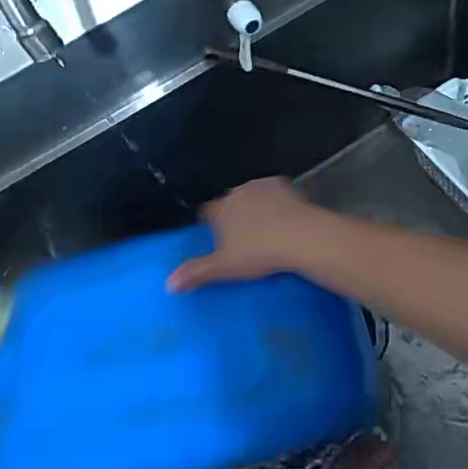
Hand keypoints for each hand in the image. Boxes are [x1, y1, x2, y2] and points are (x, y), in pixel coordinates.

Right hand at [169, 178, 332, 292]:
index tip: (216, 235)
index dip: (210, 222)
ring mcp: (260, 186)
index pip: (206, 212)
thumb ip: (196, 272)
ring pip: (251, 194)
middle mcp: (236, 193)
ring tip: (266, 226)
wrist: (299, 236)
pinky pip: (274, 191)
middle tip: (243, 235)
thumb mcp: (224, 267)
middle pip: (229, 201)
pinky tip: (283, 214)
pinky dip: (275, 200)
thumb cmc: (258, 252)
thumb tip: (168, 283)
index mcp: (220, 210)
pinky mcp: (283, 185)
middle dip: (233, 213)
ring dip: (254, 205)